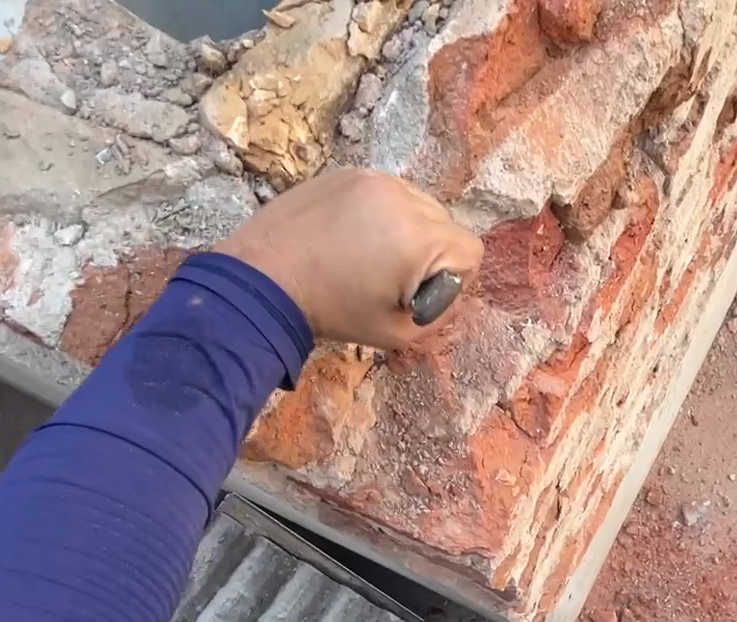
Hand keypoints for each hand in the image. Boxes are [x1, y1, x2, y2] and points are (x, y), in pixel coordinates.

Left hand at [214, 168, 482, 350]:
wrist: (265, 280)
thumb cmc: (334, 312)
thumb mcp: (398, 333)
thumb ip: (441, 313)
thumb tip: (452, 292)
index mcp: (417, 237)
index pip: (471, 249)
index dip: (455, 278)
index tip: (421, 293)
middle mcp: (401, 196)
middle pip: (446, 222)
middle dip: (432, 252)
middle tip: (395, 277)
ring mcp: (373, 179)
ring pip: (419, 204)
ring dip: (410, 230)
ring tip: (373, 255)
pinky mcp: (349, 173)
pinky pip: (388, 193)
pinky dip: (383, 214)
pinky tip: (354, 237)